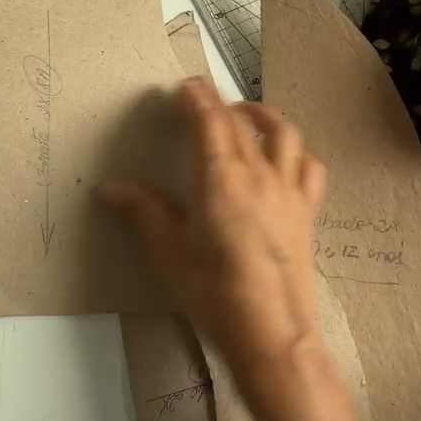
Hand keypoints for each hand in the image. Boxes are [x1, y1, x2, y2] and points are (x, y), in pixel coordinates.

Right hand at [105, 79, 391, 420]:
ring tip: (243, 114)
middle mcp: (258, 175)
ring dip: (261, 114)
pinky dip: (295, 152)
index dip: (197, 96)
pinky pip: (309, 167)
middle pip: (241, 121)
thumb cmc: (215, 296)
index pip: (210, 120)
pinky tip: (283, 159)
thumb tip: (110, 188)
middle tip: (200, 97)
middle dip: (219, 101)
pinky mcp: (307, 211)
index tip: (184, 85)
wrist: (272, 335)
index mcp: (220, 180)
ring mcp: (288, 191)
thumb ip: (144, 213)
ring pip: (283, 132)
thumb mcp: (169, 254)